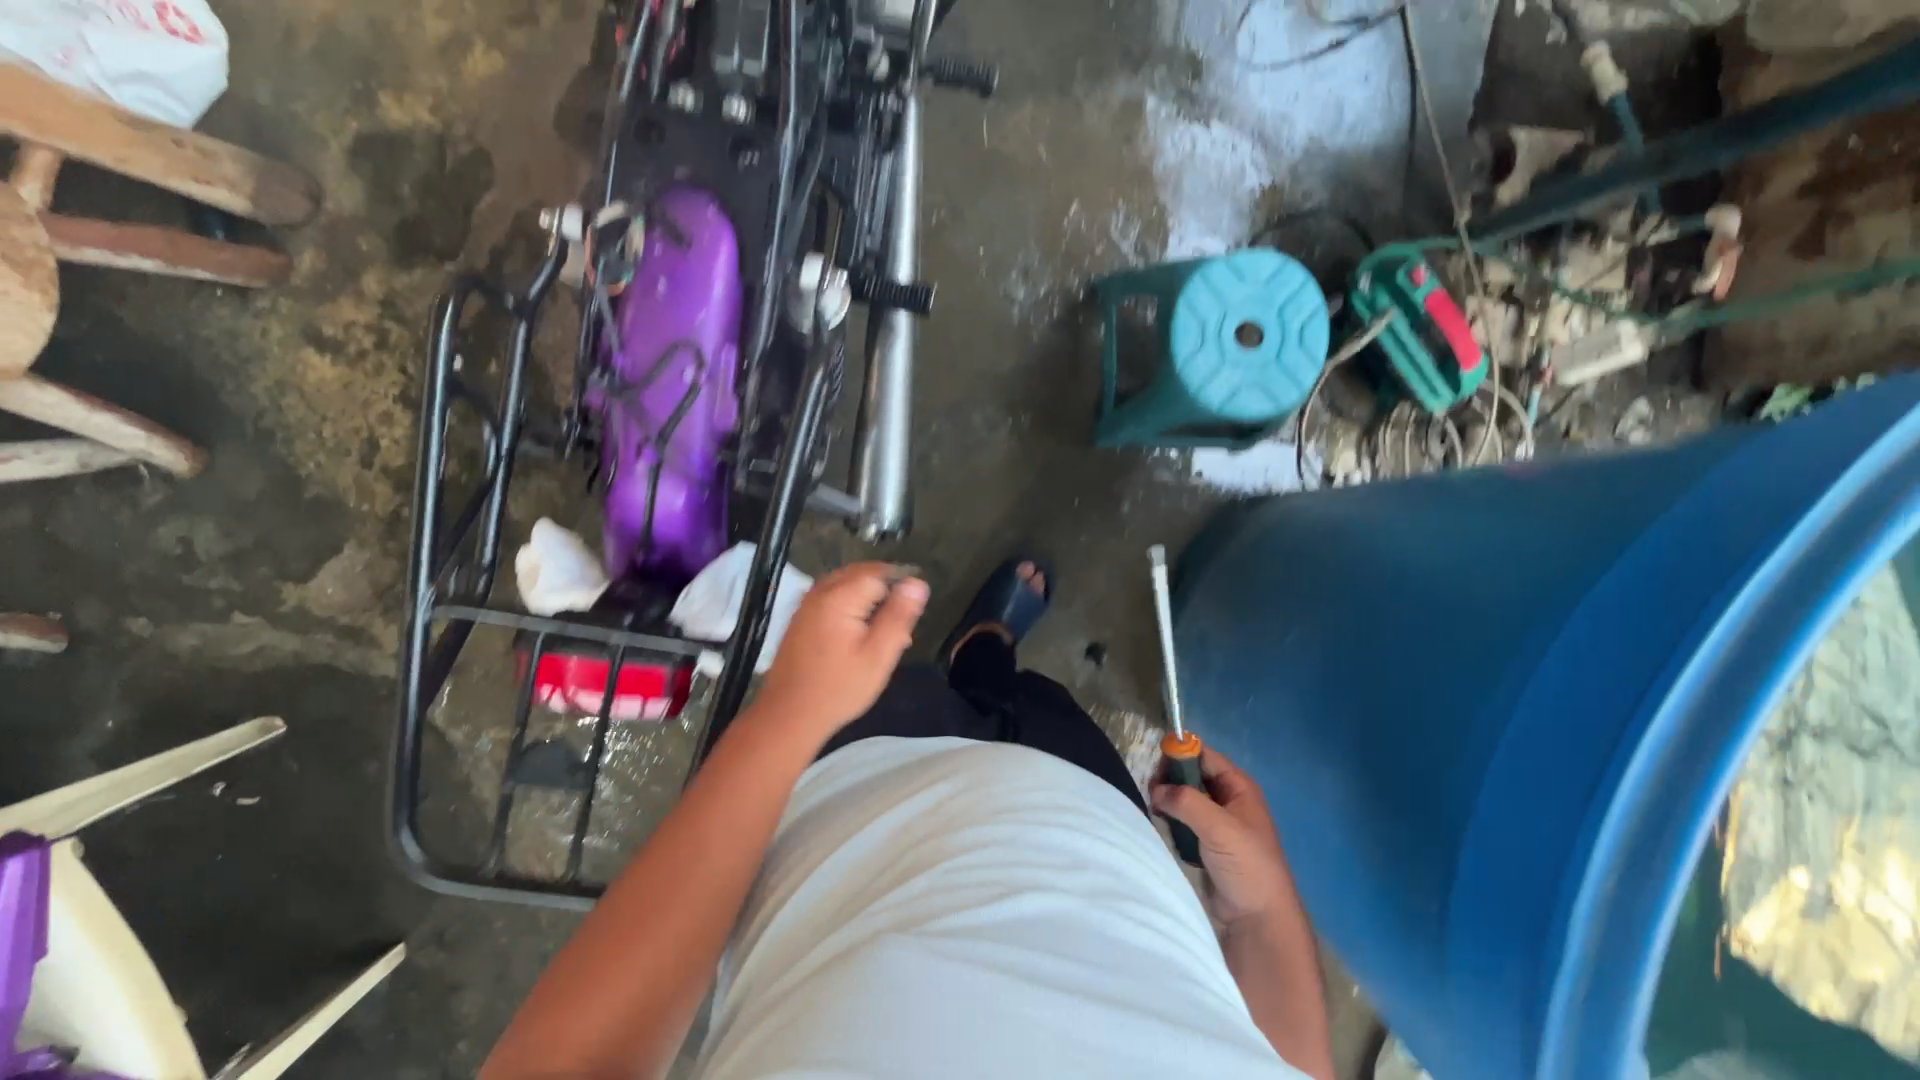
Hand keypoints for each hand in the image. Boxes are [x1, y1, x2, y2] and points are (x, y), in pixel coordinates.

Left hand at [751, 562, 928, 743]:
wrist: (789, 715)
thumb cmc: (839, 688)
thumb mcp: (878, 656)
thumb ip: (898, 616)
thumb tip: (917, 583)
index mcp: (840, 597)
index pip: (878, 573)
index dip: (900, 583)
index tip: (913, 605)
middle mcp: (819, 593)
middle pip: (858, 573)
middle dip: (883, 584)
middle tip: (903, 610)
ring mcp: (805, 605)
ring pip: (843, 583)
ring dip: (866, 593)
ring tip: (884, 620)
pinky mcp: (798, 619)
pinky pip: (829, 596)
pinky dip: (847, 602)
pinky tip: (857, 627)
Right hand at [1152, 747, 1291, 928]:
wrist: (1257, 916)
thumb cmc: (1246, 864)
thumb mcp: (1218, 827)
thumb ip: (1186, 801)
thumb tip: (1157, 790)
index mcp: (1239, 787)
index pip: (1204, 756)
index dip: (1180, 755)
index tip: (1156, 769)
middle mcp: (1228, 798)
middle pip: (1191, 774)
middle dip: (1170, 780)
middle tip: (1153, 794)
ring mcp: (1216, 821)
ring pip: (1184, 797)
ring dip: (1168, 801)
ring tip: (1156, 811)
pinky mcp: (1205, 841)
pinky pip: (1182, 819)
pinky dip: (1171, 820)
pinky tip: (1163, 827)